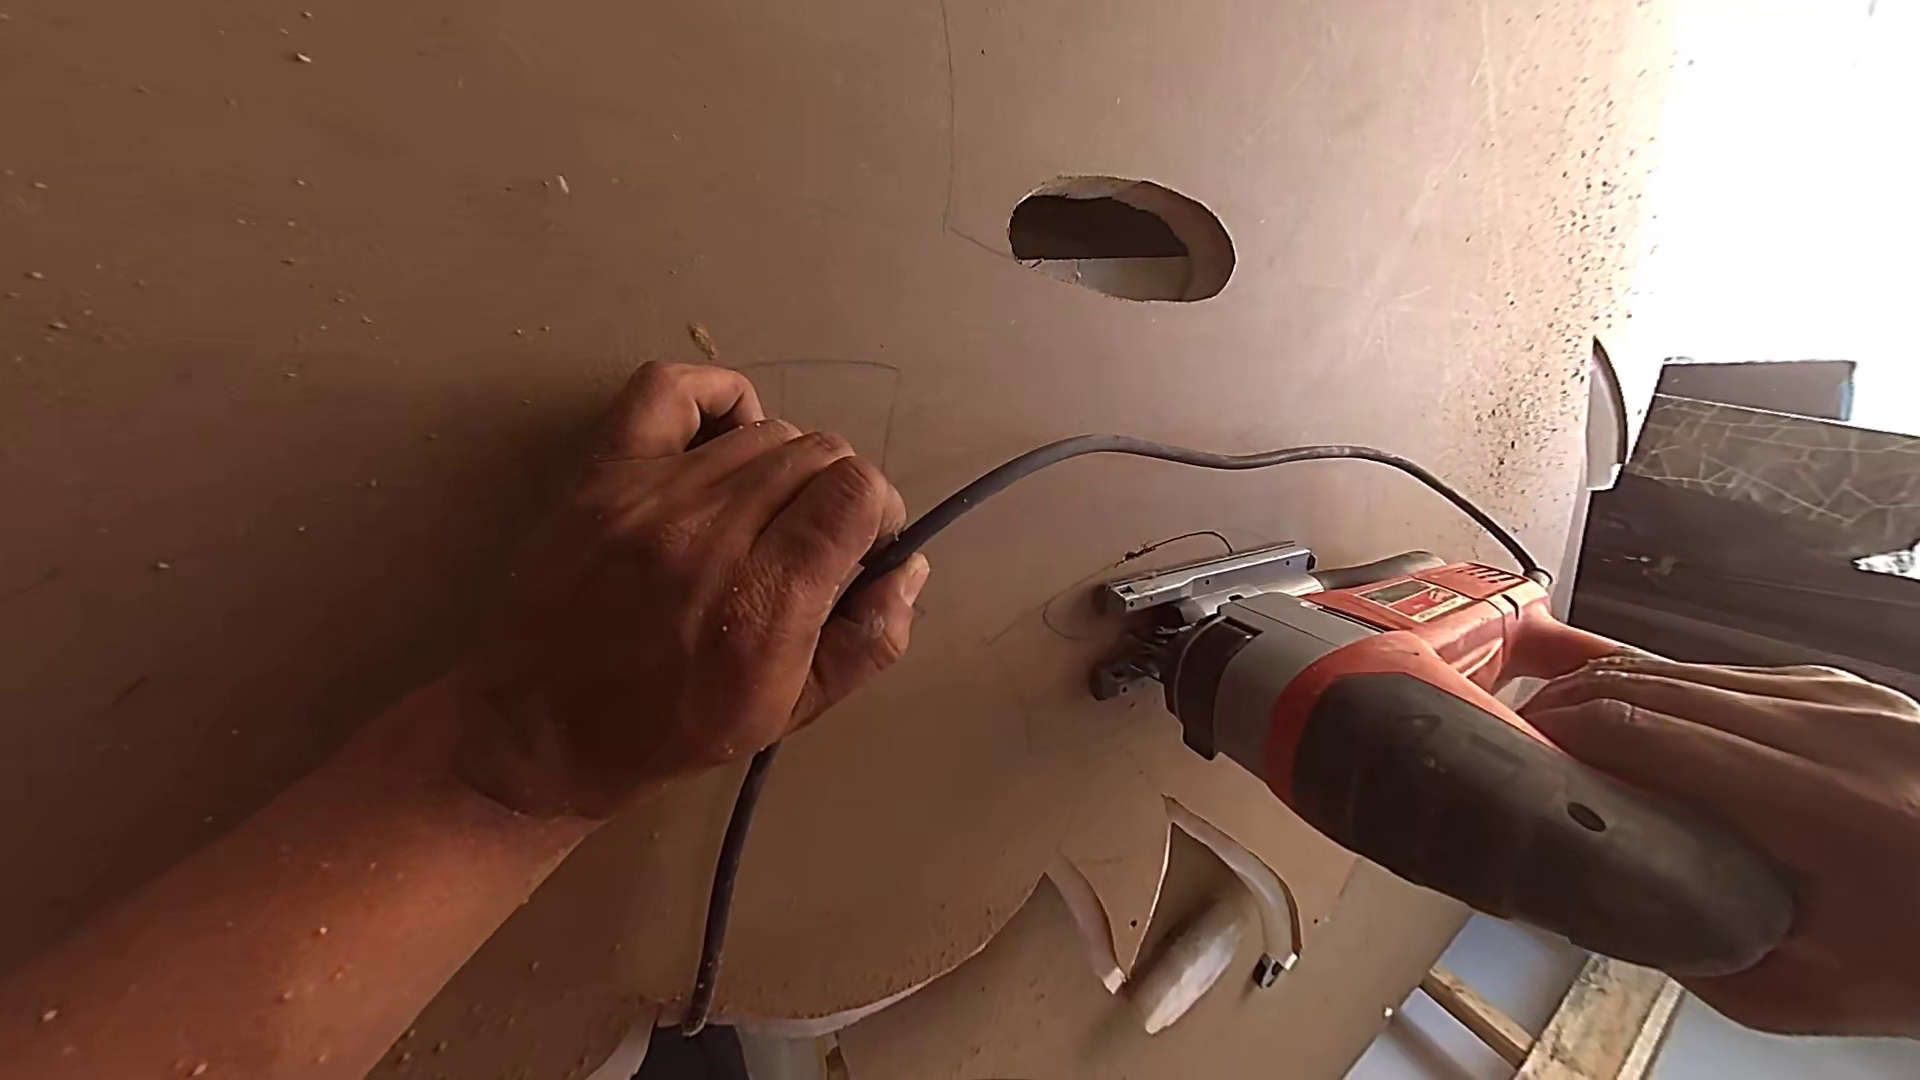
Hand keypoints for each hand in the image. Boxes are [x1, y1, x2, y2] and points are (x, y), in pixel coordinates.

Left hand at [453, 362, 929, 819]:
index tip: (865, 543)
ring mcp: (650, 494)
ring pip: (768, 428)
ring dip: (791, 464)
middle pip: (820, 452)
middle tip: (817, 535)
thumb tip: (909, 565)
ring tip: (771, 508)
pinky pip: (675, 386)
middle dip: (841, 490)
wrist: (540, 728)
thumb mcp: (799, 709)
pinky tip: (731, 442)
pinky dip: (723, 400)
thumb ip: (873, 639)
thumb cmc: (681, 727)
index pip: (856, 491)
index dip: (880, 509)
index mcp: (766, 602)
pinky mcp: (602, 470)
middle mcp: (711, 535)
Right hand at [1523, 655, 1919, 1035]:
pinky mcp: (1838, 686)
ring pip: (1663, 668)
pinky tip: (1627, 713)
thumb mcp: (1829, 990)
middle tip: (1523, 731)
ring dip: (1592, 688)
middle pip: (1637, 686)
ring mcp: (1840, 699)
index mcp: (1830, 803)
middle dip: (1558, 701)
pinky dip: (1646, 687)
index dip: (1556, 727)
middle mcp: (1834, 732)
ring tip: (1559, 717)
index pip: (1637, 728)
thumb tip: (1605, 910)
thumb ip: (1703, 959)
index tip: (1517, 745)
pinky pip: (1706, 671)